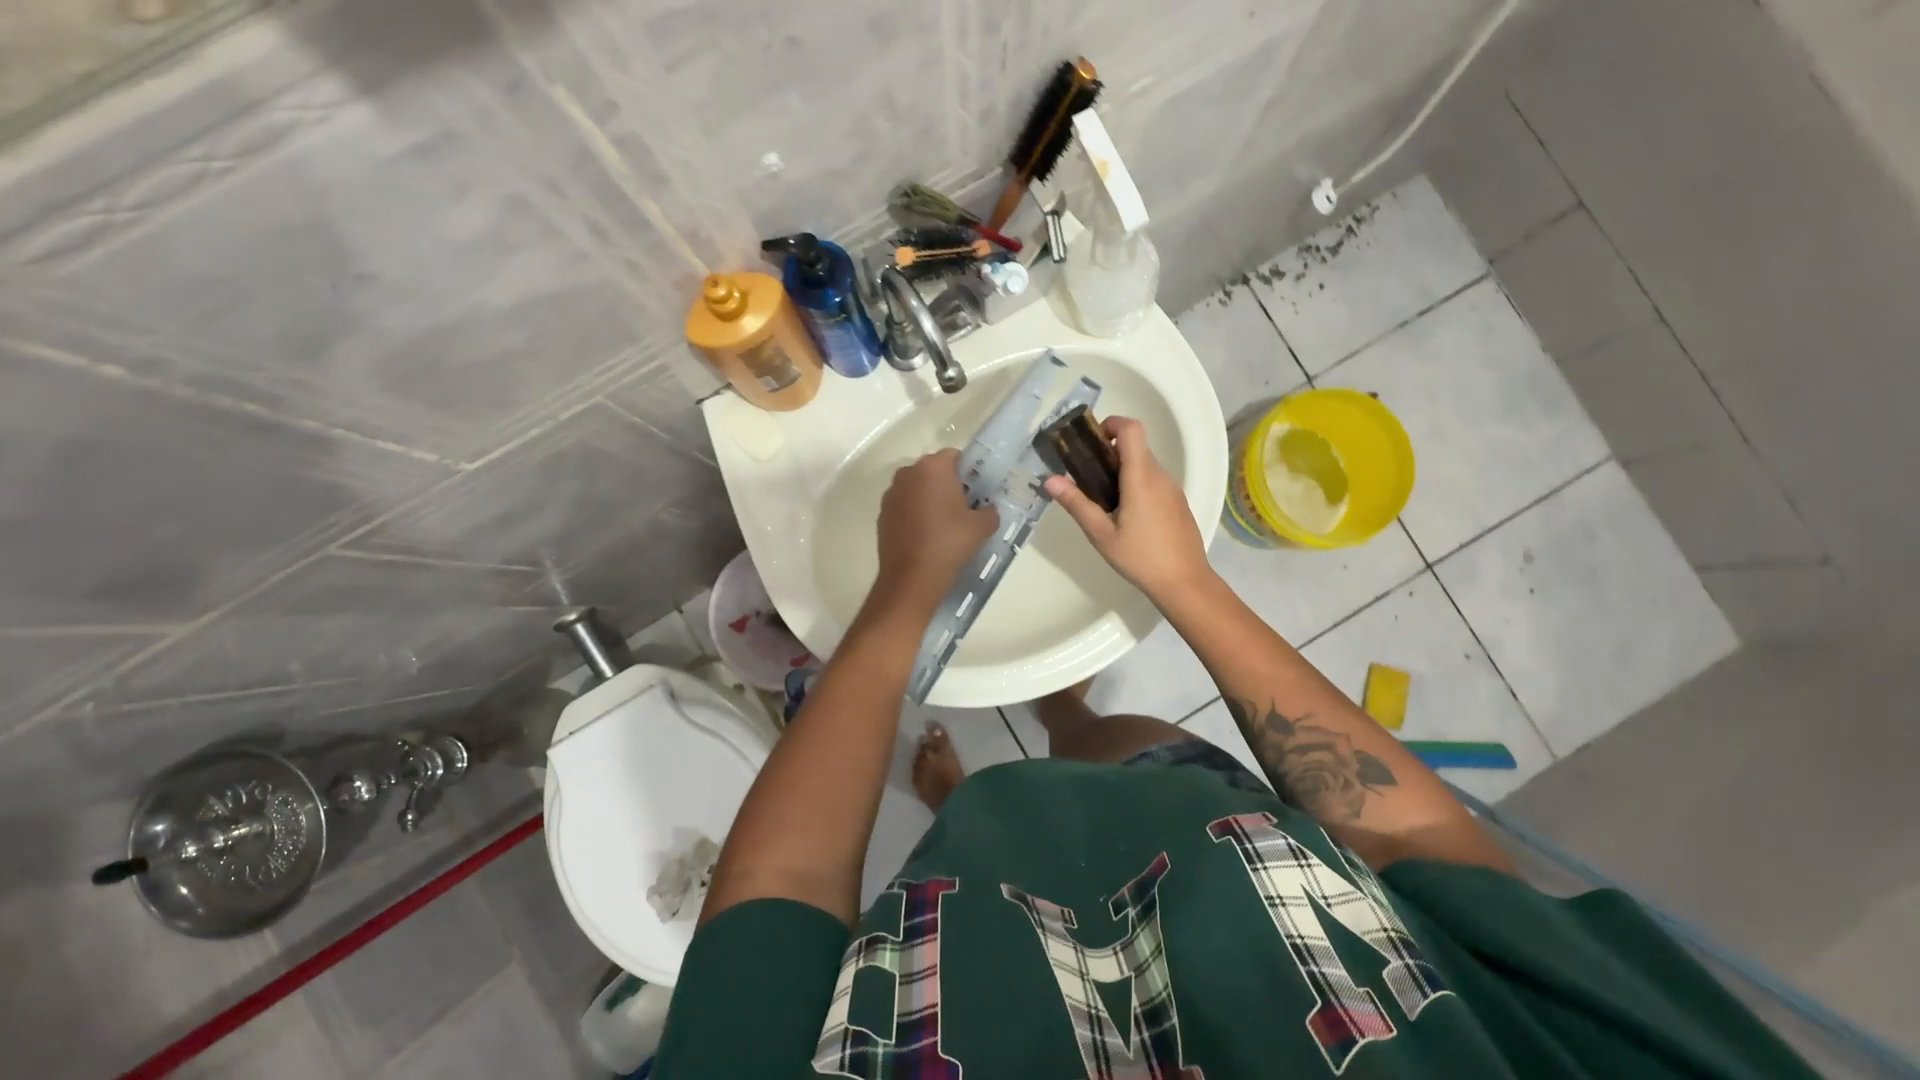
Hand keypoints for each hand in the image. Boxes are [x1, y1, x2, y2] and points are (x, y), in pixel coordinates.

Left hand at [875, 449, 999, 607]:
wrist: (912, 578)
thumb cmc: (949, 543)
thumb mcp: (982, 526)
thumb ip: (990, 511)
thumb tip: (987, 510)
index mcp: (932, 468)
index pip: (954, 456)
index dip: (968, 471)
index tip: (976, 491)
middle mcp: (907, 474)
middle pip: (933, 471)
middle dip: (947, 484)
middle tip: (963, 507)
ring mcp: (891, 494)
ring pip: (916, 489)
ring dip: (929, 499)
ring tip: (943, 524)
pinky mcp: (882, 515)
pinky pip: (904, 507)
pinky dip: (914, 514)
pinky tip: (925, 536)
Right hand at [1044, 416, 1212, 599]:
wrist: (1184, 582)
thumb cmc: (1140, 557)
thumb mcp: (1101, 534)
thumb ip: (1076, 504)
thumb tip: (1050, 480)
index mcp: (1141, 477)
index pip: (1132, 429)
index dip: (1112, 424)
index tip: (1092, 442)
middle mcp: (1160, 476)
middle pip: (1136, 447)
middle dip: (1110, 453)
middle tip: (1087, 477)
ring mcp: (1173, 489)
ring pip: (1145, 465)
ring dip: (1123, 471)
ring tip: (1103, 501)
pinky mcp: (1178, 503)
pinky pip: (1155, 482)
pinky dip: (1137, 485)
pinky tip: (1126, 516)